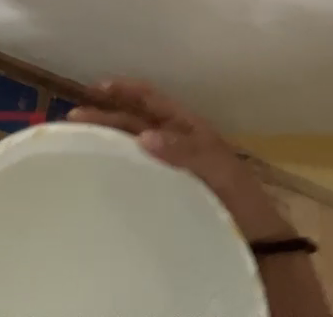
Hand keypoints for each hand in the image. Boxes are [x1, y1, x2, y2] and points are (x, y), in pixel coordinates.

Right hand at [69, 79, 292, 241]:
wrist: (259, 245)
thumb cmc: (241, 199)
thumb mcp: (218, 168)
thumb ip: (185, 150)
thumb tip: (142, 136)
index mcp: (187, 126)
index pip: (150, 99)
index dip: (124, 89)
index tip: (96, 88)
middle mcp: (175, 140)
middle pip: (135, 119)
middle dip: (105, 114)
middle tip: (73, 118)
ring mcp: (169, 165)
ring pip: (132, 141)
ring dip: (107, 135)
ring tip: (80, 138)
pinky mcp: (165, 189)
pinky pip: (136, 168)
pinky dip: (117, 161)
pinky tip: (102, 170)